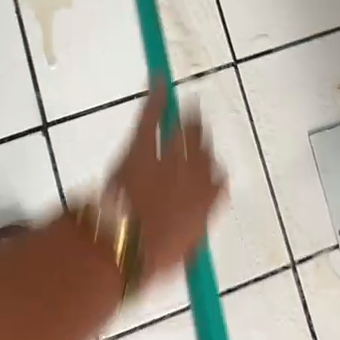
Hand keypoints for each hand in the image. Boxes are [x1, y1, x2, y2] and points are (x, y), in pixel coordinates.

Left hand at [107, 85, 225, 284]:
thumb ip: (188, 234)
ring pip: (186, 129)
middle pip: (204, 149)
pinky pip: (151, 116)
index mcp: (207, 205)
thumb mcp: (179, 256)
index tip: (203, 171)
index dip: (208, 173)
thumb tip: (186, 232)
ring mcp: (168, 156)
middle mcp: (194, 175)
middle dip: (201, 139)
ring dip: (188, 117)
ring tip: (189, 105)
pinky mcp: (142, 145)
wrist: (123, 246)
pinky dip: (155, 96)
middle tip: (196, 128)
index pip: (217, 180)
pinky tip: (157, 79)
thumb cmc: (150, 260)